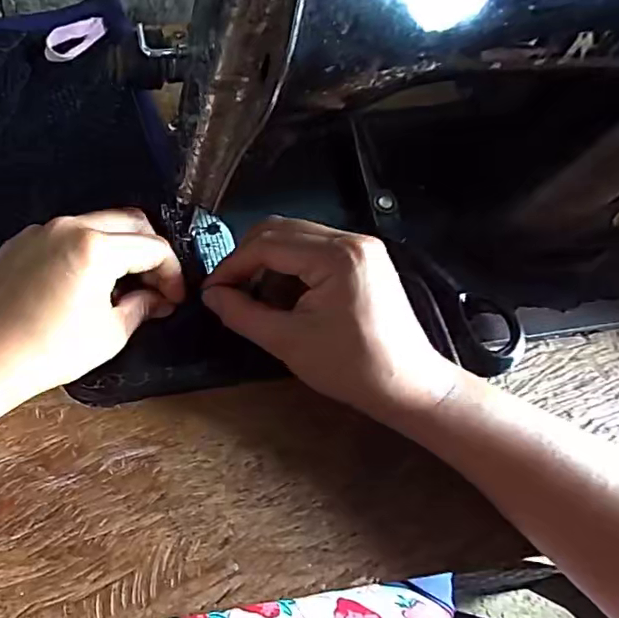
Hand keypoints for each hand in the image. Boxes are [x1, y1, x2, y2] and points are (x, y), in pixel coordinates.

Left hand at [0, 209, 184, 405]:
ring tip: (121, 286)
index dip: (171, 274)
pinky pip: (63, 236)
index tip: (174, 298)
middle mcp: (67, 226)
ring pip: (95, 224)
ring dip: (118, 248)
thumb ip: (142, 306)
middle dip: (150, 251)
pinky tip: (83, 283)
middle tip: (155, 286)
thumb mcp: (111, 334)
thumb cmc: (50, 351)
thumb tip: (156, 297)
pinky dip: (84, 251)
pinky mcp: (18, 243)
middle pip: (128, 221)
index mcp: (94, 246)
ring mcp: (38, 231)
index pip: (152, 247)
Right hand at [202, 217, 464, 420]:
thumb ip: (241, 313)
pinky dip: (289, 270)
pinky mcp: (363, 261)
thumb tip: (211, 296)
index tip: (211, 292)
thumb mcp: (285, 341)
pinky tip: (284, 300)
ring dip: (267, 265)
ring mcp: (360, 249)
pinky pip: (312, 252)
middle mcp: (351, 240)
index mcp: (336, 256)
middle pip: (278, 231)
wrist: (408, 387)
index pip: (266, 244)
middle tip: (228, 292)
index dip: (231, 266)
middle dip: (246, 260)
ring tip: (258, 301)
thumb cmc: (350, 366)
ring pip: (293, 239)